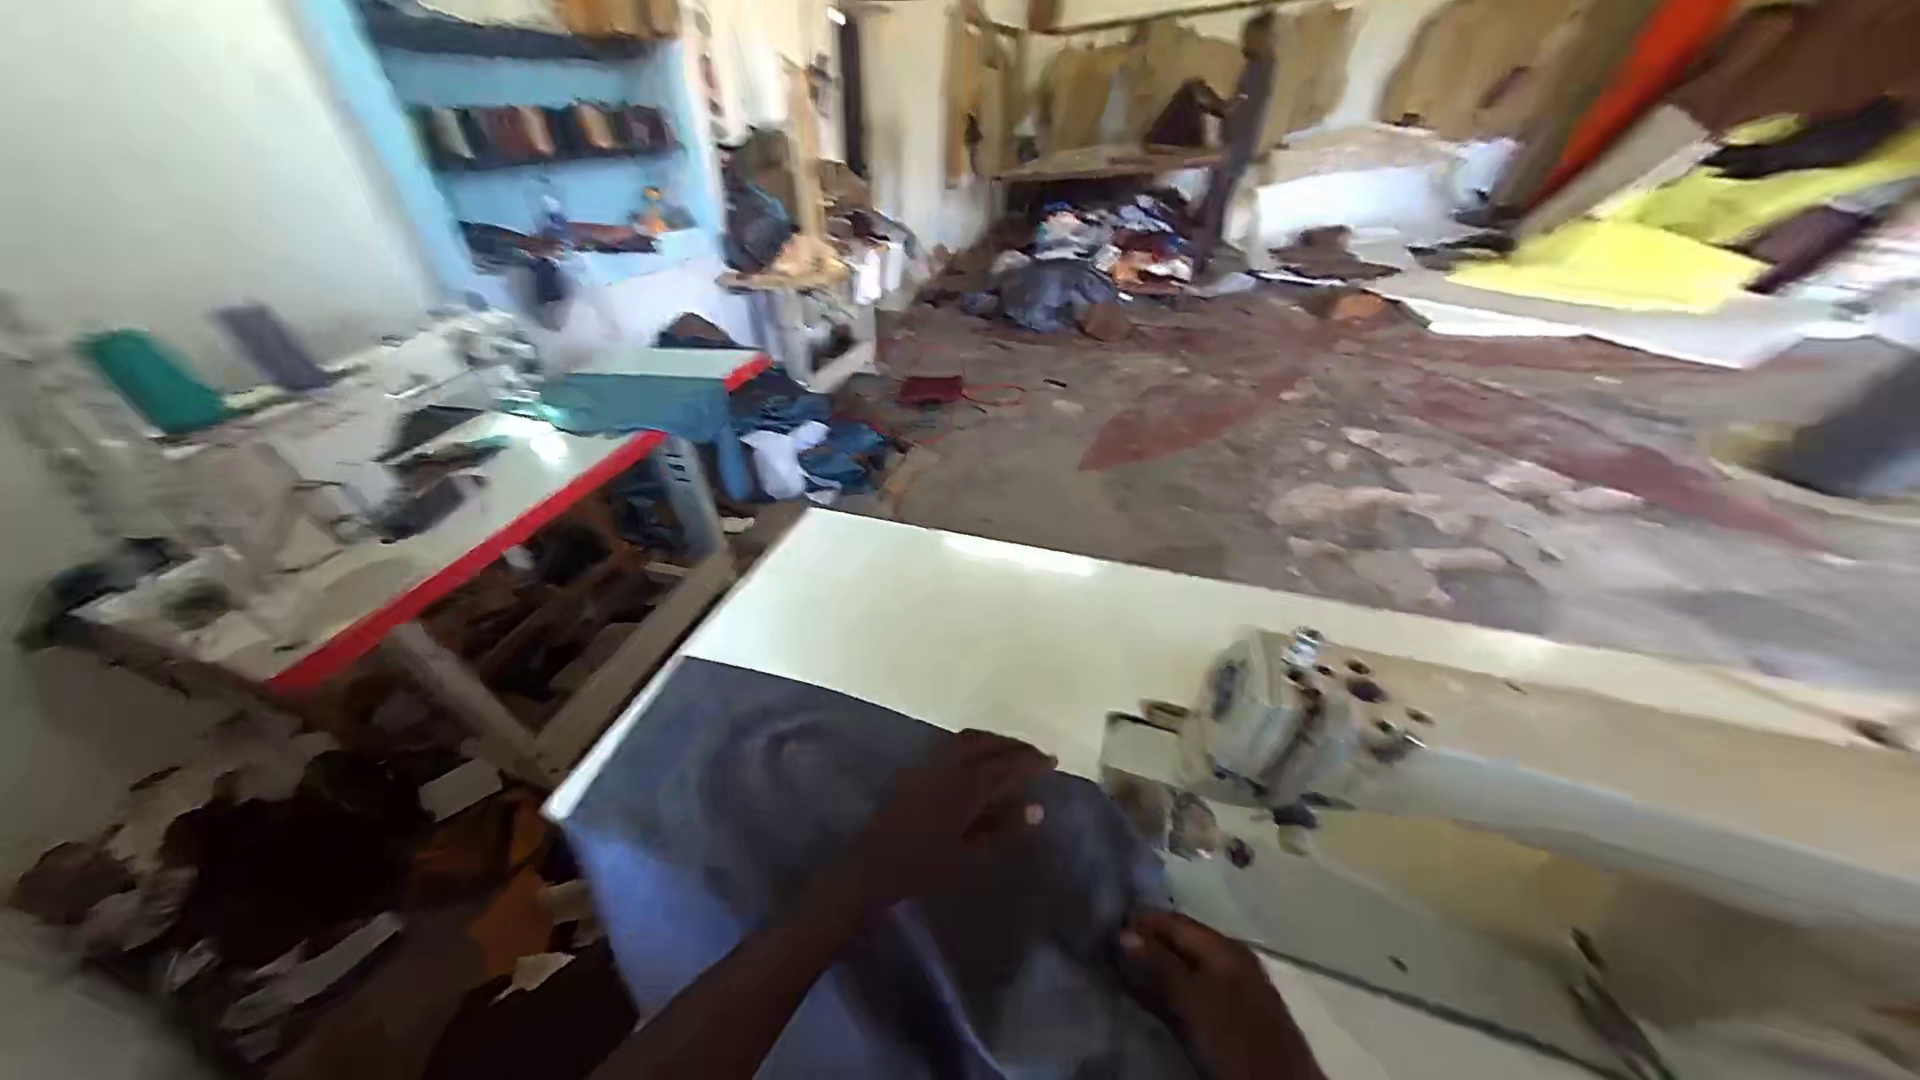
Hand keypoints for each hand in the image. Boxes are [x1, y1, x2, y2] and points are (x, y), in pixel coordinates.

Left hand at [833, 730, 1055, 908]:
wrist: (871, 867)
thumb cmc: (923, 868)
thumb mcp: (970, 856)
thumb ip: (1004, 829)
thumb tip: (1037, 809)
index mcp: (965, 789)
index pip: (1006, 768)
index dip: (1030, 762)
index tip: (1052, 760)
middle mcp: (948, 767)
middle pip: (987, 745)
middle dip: (1014, 746)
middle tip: (1036, 755)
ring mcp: (930, 764)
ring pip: (969, 739)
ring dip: (994, 741)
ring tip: (1012, 753)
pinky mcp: (918, 768)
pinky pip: (953, 744)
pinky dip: (974, 743)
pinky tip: (980, 758)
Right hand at [1122, 911, 1323, 1079]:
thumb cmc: (1237, 1044)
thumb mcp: (1194, 1002)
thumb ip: (1160, 965)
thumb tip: (1123, 932)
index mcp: (1225, 948)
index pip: (1174, 921)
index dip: (1141, 923)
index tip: (1106, 932)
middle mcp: (1231, 961)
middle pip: (1180, 943)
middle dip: (1145, 947)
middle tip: (1109, 956)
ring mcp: (1234, 990)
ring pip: (1185, 969)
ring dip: (1155, 971)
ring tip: (1120, 977)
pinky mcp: (1232, 1019)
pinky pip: (1193, 992)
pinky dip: (1169, 993)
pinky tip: (1148, 1002)